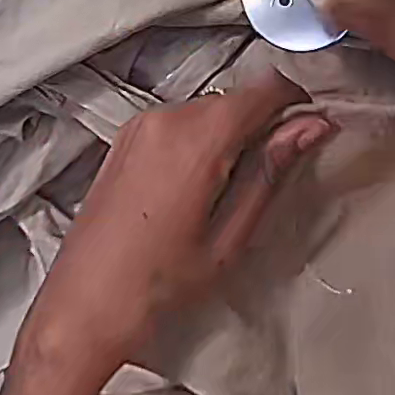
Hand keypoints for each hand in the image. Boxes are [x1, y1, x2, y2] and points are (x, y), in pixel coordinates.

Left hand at [7, 67, 333, 394]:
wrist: (80, 307)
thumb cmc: (157, 285)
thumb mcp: (229, 236)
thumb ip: (272, 170)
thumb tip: (313, 126)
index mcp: (197, 137)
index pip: (265, 87)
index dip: (296, 100)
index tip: (310, 127)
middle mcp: (168, 116)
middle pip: (237, 97)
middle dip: (265, 120)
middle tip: (276, 167)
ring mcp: (143, 122)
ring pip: (210, 106)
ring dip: (233, 129)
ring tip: (232, 184)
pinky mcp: (128, 134)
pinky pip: (181, 118)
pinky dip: (202, 135)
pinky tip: (198, 180)